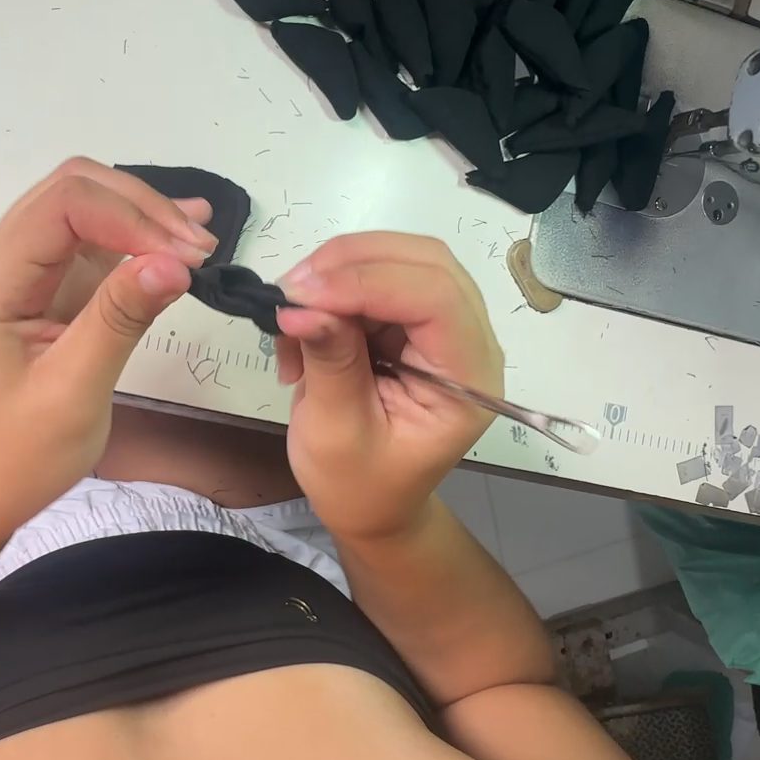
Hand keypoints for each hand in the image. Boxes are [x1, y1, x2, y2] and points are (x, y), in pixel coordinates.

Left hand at [0, 158, 218, 536]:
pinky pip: (96, 238)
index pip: (64, 204)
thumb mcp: (73, 392)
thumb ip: (119, 319)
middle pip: (75, 189)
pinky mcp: (53, 283)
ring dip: (145, 215)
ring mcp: (29, 268)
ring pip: (88, 205)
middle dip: (142, 207)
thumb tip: (175, 262)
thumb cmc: (18, 454)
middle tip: (200, 251)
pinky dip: (140, 234)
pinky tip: (181, 235)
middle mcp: (6, 259)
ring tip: (201, 243)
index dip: (131, 216)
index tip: (187, 257)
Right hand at [273, 234, 503, 539]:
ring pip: (395, 257)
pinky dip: (327, 288)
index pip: (437, 299)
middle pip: (424, 261)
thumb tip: (301, 304)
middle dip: (350, 263)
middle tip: (290, 293)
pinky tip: (301, 326)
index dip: (368, 282)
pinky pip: (370, 274)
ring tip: (290, 313)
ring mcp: (439, 324)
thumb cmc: (359, 483)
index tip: (300, 296)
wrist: (370, 502)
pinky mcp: (408, 318)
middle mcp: (467, 339)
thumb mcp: (336, 432)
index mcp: (469, 379)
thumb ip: (329, 362)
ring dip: (334, 272)